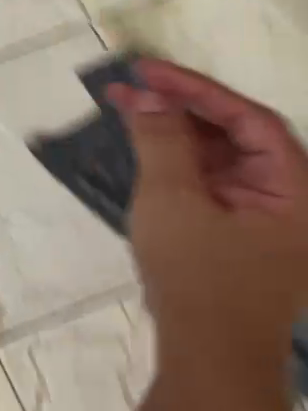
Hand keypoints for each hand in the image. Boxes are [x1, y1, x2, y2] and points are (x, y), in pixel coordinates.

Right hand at [108, 60, 307, 376]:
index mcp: (297, 194)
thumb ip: (163, 143)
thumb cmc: (198, 270)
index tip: (147, 70)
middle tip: (129, 82)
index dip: (201, 90)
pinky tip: (140, 138)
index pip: (255, 123)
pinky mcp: (236, 224)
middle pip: (241, 135)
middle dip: (184, 104)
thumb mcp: (172, 199)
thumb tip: (151, 95)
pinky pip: (208, 173)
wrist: (208, 343)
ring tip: (122, 101)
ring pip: (221, 152)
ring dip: (173, 124)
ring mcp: (264, 213)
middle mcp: (290, 199)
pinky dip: (174, 150)